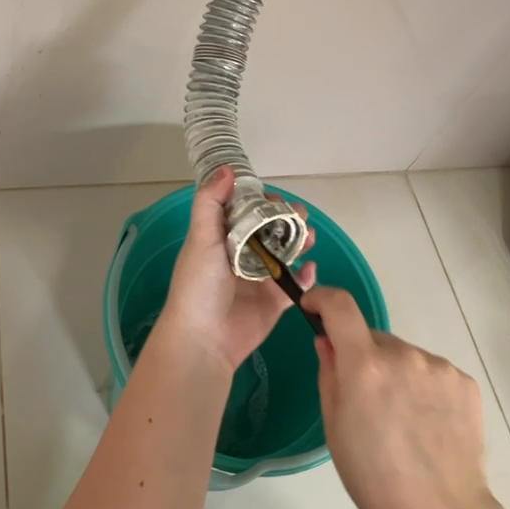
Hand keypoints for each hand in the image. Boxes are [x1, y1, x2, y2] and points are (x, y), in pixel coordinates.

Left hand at [154, 166, 316, 373]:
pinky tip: (310, 267)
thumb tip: (228, 169)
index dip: (262, 201)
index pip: (246, 211)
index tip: (275, 198)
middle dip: (287, 219)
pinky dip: (307, 275)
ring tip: (310, 236)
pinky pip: (296, 284)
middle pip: (271, 230)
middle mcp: (242, 256)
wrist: (204, 339)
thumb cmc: (199, 285)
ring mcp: (260, 279)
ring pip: (287, 253)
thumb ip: (210, 203)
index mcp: (222, 239)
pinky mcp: (275, 301)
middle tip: (299, 215)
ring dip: (300, 241)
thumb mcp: (201, 238)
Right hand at [300, 287, 496, 508]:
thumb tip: (329, 342)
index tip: (314, 307)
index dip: (323, 298)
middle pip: (375, 340)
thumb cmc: (373, 478)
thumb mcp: (335, 427)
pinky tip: (428, 426)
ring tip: (404, 423)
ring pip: (406, 358)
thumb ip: (330, 374)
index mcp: (365, 366)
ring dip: (398, 375)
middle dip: (365, 358)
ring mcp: (439, 367)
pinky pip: (434, 374)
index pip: (340, 307)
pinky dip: (425, 389)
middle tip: (368, 402)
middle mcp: (404, 355)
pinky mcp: (465, 382)